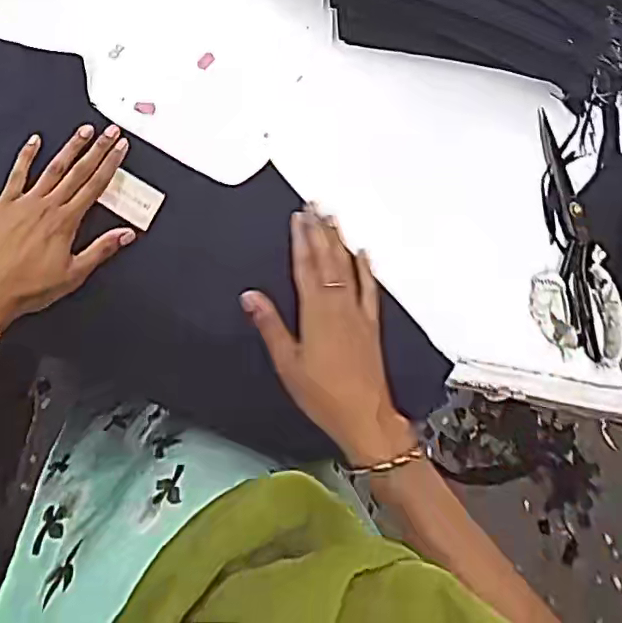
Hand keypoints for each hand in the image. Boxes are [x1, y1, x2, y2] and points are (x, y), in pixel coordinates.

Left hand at [0, 125, 135, 329]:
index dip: (110, 163)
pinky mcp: (5, 204)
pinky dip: (26, 155)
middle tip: (109, 131)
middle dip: (97, 148)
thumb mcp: (72, 274)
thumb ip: (101, 250)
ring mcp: (25, 202)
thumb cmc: (27, 288)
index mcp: (65, 222)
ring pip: (54, 167)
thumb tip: (125, 234)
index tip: (120, 148)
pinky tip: (34, 141)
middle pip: (79, 171)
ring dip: (71, 147)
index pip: (95, 185)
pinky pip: (18, 174)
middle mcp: (47, 206)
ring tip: (84, 131)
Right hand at [242, 208, 414, 465]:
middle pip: (327, 259)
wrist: (365, 417)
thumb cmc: (324, 394)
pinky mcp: (370, 324)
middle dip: (319, 230)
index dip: (301, 238)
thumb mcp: (287, 362)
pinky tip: (363, 253)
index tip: (299, 217)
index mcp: (315, 311)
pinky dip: (365, 268)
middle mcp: (338, 305)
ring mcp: (356, 313)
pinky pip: (368, 288)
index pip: (305, 265)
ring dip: (339, 241)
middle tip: (315, 206)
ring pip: (347, 267)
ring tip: (333, 219)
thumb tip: (251, 296)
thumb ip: (270, 325)